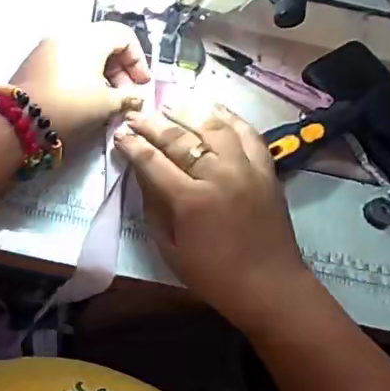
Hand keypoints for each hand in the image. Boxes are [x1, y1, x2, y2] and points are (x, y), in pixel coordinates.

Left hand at [8, 22, 151, 151]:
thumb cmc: (71, 106)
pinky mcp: (36, 62)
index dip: (138, 60)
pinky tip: (84, 99)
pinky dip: (82, 75)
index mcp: (89, 37)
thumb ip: (128, 98)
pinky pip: (67, 61)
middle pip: (104, 43)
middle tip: (125, 96)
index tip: (141, 85)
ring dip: (102, 74)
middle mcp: (68, 34)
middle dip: (120, 70)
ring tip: (106, 101)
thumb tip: (137, 99)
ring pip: (85, 53)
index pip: (124, 36)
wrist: (20, 119)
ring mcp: (49, 46)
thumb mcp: (106, 104)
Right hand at [114, 102, 312, 327]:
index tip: (119, 134)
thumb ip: (154, 208)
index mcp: (191, 200)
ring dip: (189, 111)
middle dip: (153, 124)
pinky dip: (229, 118)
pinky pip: (248, 133)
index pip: (153, 161)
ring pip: (214, 126)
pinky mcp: (267, 169)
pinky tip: (214, 111)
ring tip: (170, 104)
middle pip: (180, 138)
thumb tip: (143, 175)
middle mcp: (219, 175)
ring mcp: (247, 168)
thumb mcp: (170, 249)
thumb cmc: (214, 276)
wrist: (270, 286)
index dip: (132, 145)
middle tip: (136, 115)